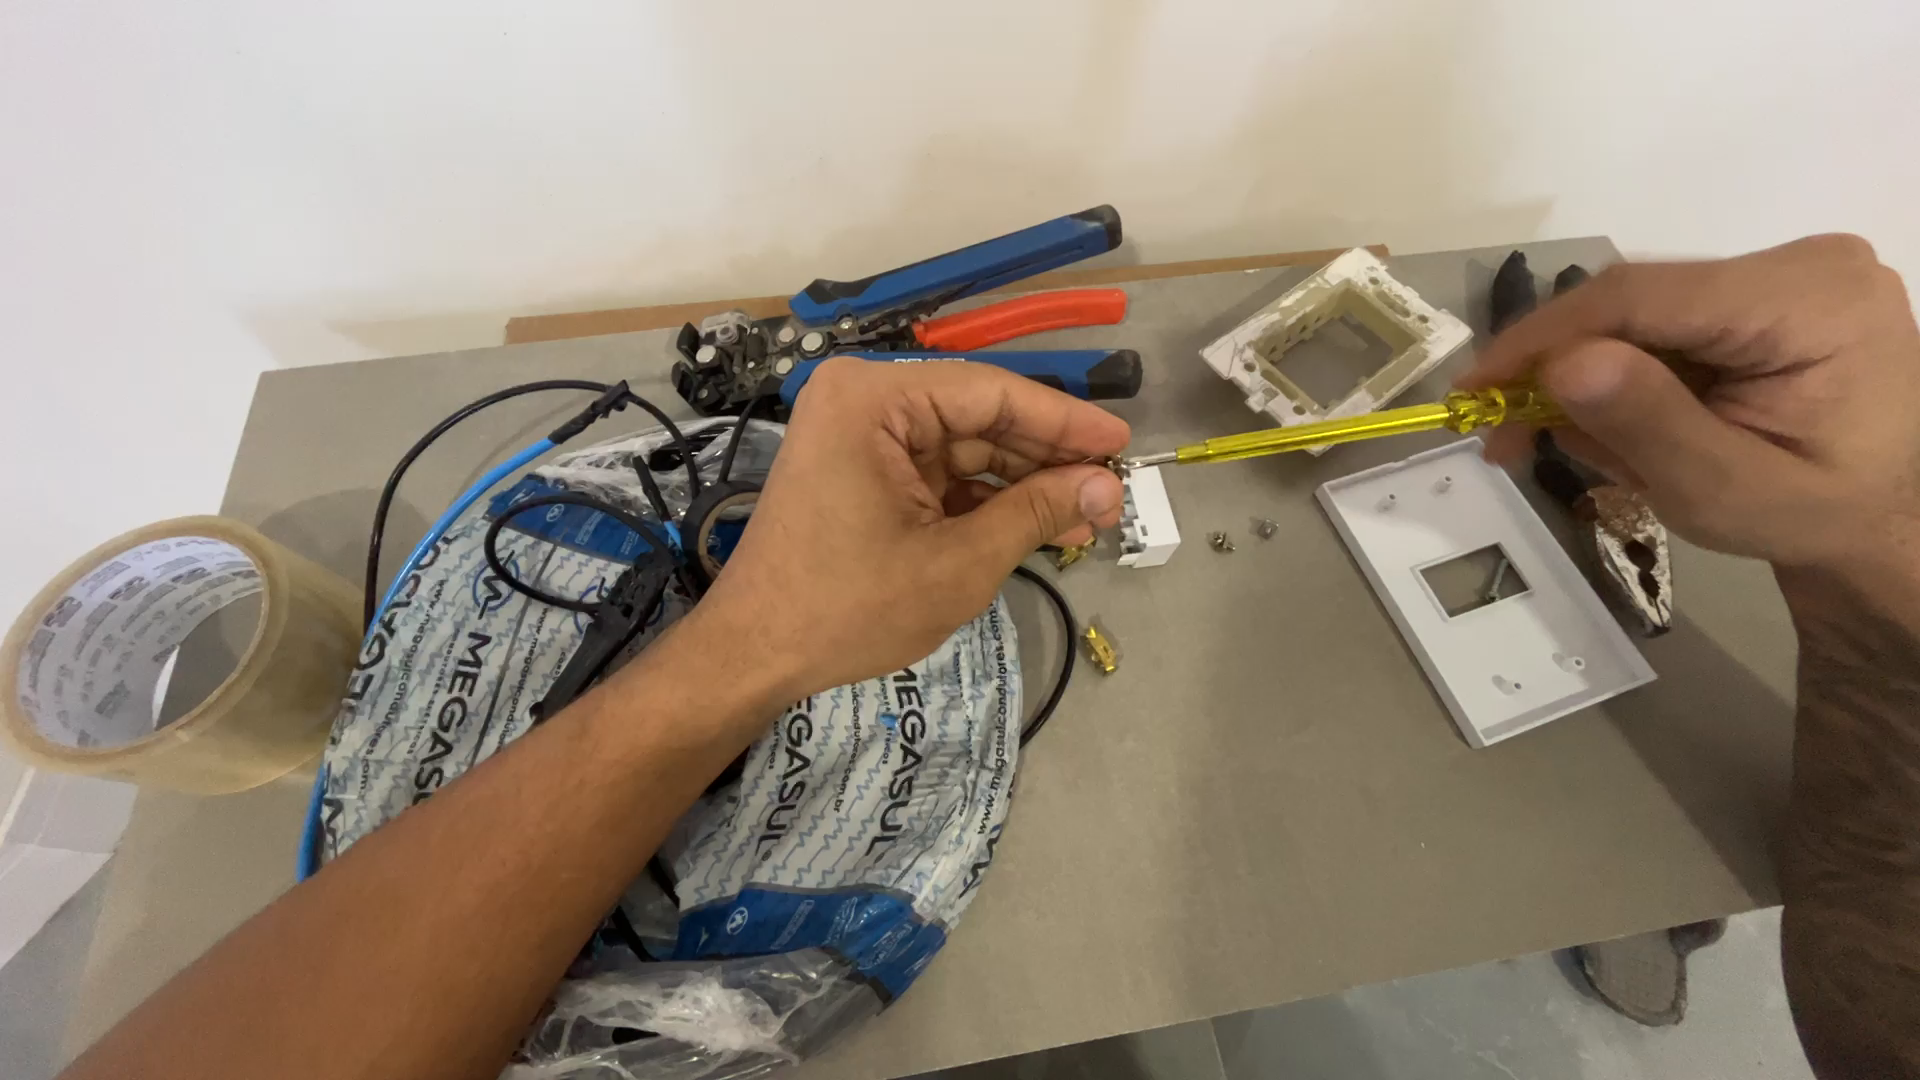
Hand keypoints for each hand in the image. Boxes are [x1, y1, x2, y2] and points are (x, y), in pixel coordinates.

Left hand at [691, 358, 1128, 703]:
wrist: (756, 656)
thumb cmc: (850, 608)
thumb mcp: (958, 562)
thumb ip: (1036, 513)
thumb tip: (1106, 488)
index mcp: (874, 399)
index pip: (992, 394)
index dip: (1064, 421)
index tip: (1121, 443)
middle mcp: (863, 402)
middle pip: (978, 419)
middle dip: (1044, 459)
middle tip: (1108, 493)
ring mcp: (859, 438)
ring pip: (963, 449)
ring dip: (1019, 484)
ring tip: (1083, 516)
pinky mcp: (862, 473)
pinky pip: (937, 474)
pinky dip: (982, 500)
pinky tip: (1032, 523)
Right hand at [1462, 234, 1919, 571]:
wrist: (1872, 515)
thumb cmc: (1805, 512)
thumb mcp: (1721, 488)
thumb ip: (1649, 423)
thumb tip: (1563, 365)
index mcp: (1808, 301)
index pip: (1638, 297)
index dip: (1539, 339)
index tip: (1471, 392)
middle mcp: (1793, 266)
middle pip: (1621, 304)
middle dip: (1546, 370)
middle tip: (1497, 436)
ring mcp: (1766, 280)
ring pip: (1616, 318)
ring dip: (1562, 381)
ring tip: (1535, 441)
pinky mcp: (1739, 301)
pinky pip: (1633, 331)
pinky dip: (1592, 380)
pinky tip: (1586, 423)